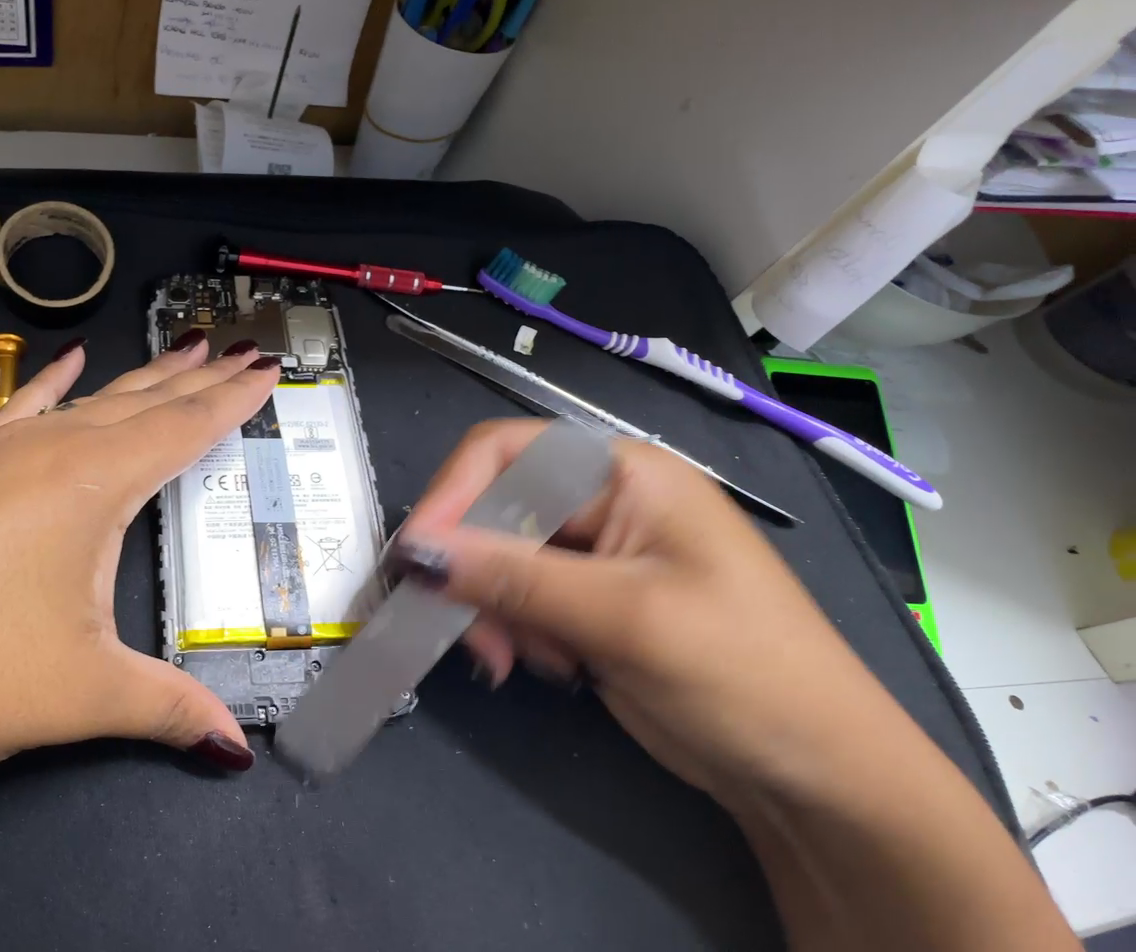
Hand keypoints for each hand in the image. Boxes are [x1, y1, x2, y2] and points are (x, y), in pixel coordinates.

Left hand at [0, 331, 280, 832]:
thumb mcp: (80, 695)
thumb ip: (167, 710)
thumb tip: (235, 751)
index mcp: (87, 485)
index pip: (180, 429)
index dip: (230, 401)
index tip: (265, 367)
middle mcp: (40, 453)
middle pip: (136, 403)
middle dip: (193, 381)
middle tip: (235, 353)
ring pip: (81, 404)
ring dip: (133, 381)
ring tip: (175, 353)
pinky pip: (18, 414)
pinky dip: (51, 389)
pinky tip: (63, 368)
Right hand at [394, 419, 918, 802]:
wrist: (817, 778)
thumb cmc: (746, 674)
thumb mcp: (627, 619)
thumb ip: (516, 579)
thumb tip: (416, 552)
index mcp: (625, 474)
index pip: (505, 454)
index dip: (452, 496)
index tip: (417, 561)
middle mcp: (603, 502)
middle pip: (493, 510)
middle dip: (474, 572)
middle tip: (477, 637)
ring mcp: (593, 556)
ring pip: (495, 561)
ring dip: (493, 612)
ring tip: (520, 663)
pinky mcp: (584, 604)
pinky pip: (515, 600)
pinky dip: (512, 633)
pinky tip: (545, 668)